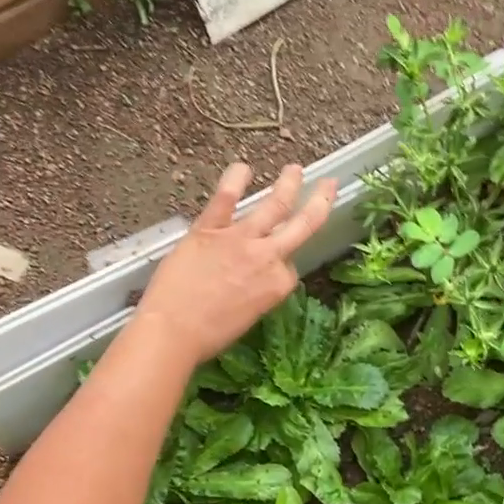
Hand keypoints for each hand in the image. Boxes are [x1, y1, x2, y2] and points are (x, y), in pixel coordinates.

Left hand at [131, 161, 337, 367]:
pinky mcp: (210, 228)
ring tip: (295, 169)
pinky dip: (235, 179)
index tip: (272, 268)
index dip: (281, 265)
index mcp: (275, 287)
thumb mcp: (243, 320)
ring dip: (287, 185)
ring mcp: (239, 239)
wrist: (173, 330)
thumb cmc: (206, 337)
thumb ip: (252, 296)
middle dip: (319, 203)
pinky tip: (243, 167)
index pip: (288, 268)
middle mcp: (266, 259)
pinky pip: (226, 197)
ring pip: (273, 205)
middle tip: (329, 185)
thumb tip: (245, 284)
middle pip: (301, 226)